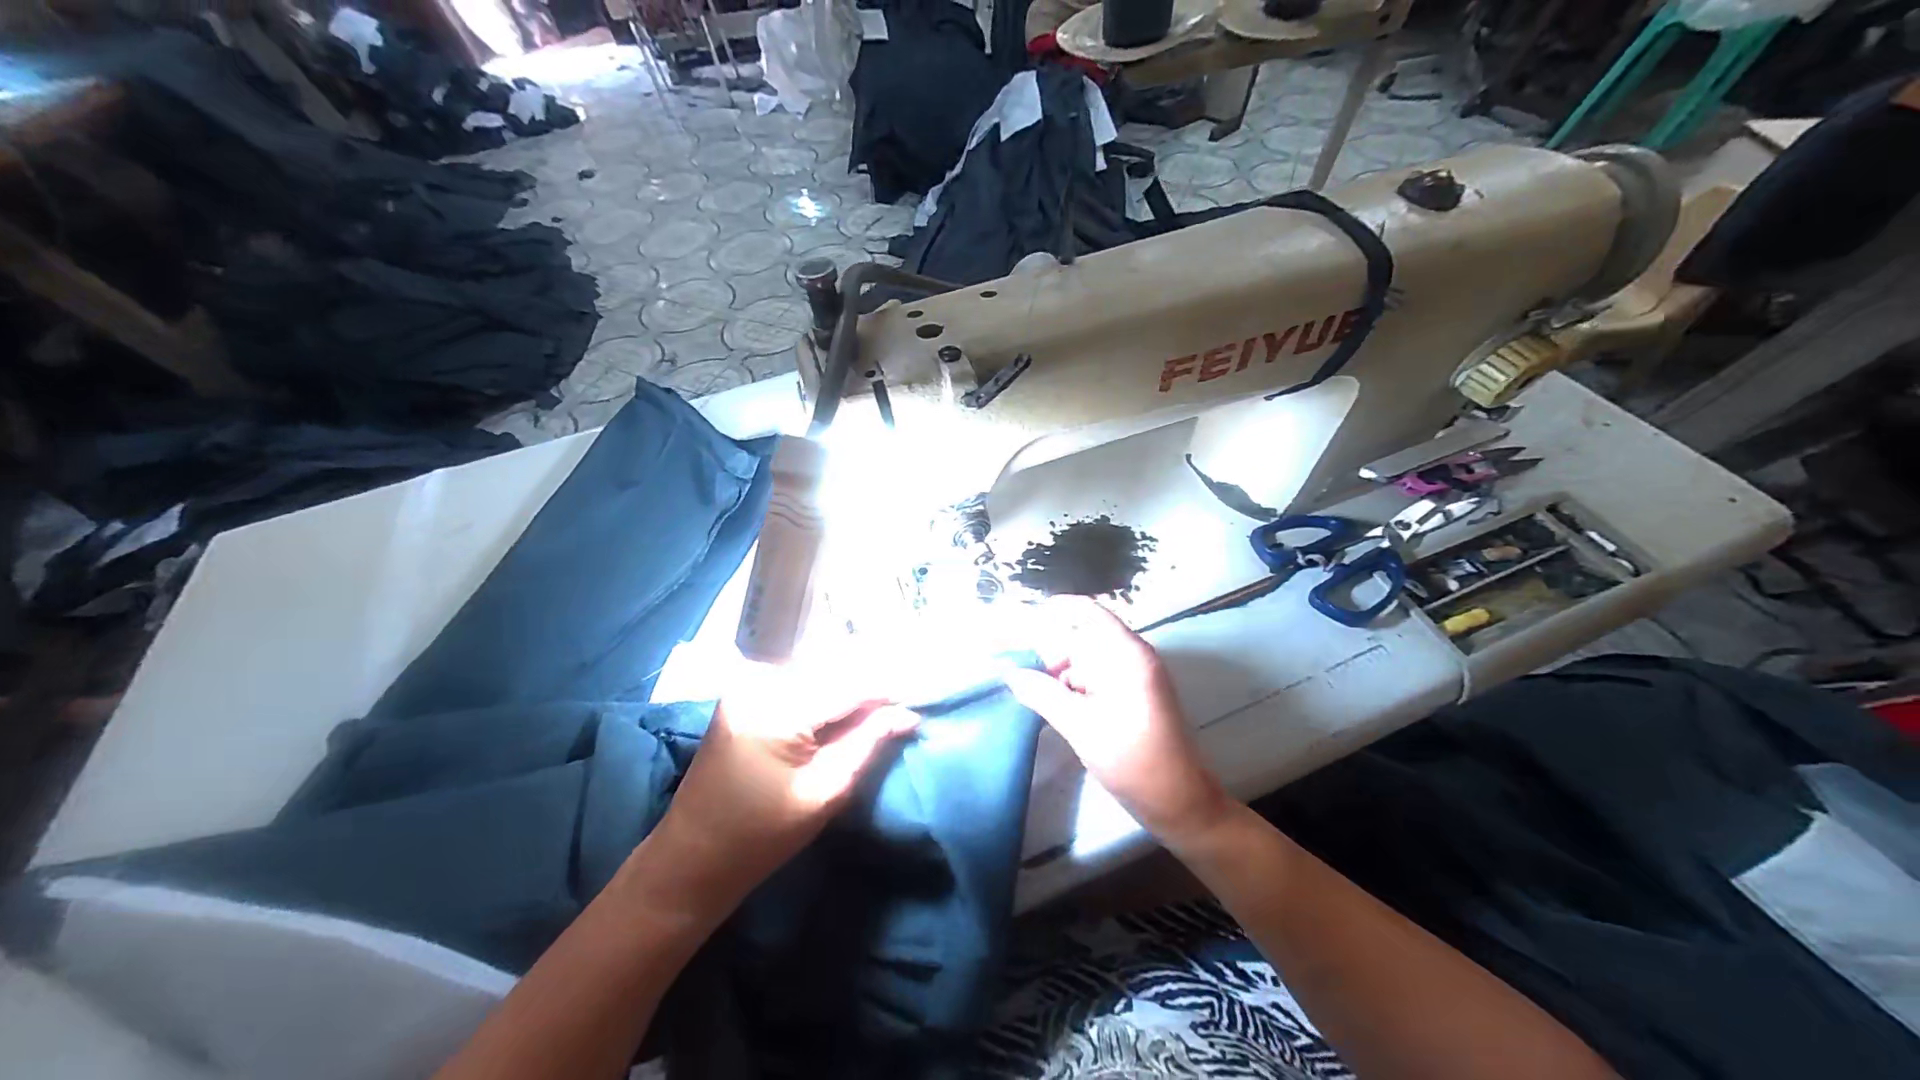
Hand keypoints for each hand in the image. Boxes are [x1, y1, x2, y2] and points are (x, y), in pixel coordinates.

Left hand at [636, 659, 919, 921]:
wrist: (690, 858)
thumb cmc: (761, 837)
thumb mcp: (825, 793)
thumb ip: (867, 744)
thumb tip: (908, 714)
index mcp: (776, 708)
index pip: (848, 684)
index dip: (888, 691)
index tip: (920, 698)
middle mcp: (758, 683)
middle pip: (832, 669)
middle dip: (871, 684)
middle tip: (905, 701)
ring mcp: (746, 685)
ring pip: (816, 670)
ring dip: (850, 683)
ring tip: (883, 702)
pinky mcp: (743, 693)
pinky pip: (796, 680)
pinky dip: (826, 689)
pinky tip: (848, 704)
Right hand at [1004, 596, 1234, 847]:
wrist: (1180, 803)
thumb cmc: (1132, 760)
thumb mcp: (1079, 726)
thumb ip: (1042, 694)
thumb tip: (1010, 673)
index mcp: (1128, 655)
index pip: (1089, 612)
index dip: (1056, 609)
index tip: (1022, 620)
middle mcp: (1135, 658)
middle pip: (1086, 638)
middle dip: (1052, 652)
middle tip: (1020, 673)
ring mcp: (1138, 678)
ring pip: (1091, 662)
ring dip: (1063, 674)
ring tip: (1034, 694)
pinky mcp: (1136, 698)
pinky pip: (1100, 680)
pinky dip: (1077, 689)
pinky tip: (1058, 708)